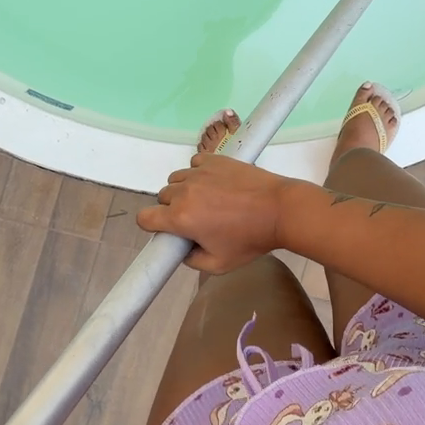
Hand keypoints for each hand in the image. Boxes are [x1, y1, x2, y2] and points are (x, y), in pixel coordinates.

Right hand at [137, 154, 299, 272]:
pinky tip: (214, 183)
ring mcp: (199, 172)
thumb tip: (184, 250)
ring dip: (184, 190)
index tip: (166, 229)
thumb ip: (193, 260)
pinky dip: (198, 172)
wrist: (279, 209)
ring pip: (177, 179)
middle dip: (172, 208)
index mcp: (181, 218)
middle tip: (196, 218)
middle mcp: (184, 192)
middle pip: (163, 197)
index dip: (151, 225)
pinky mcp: (215, 159)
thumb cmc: (250, 239)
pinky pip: (194, 163)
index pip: (144, 217)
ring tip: (206, 200)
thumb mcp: (219, 264)